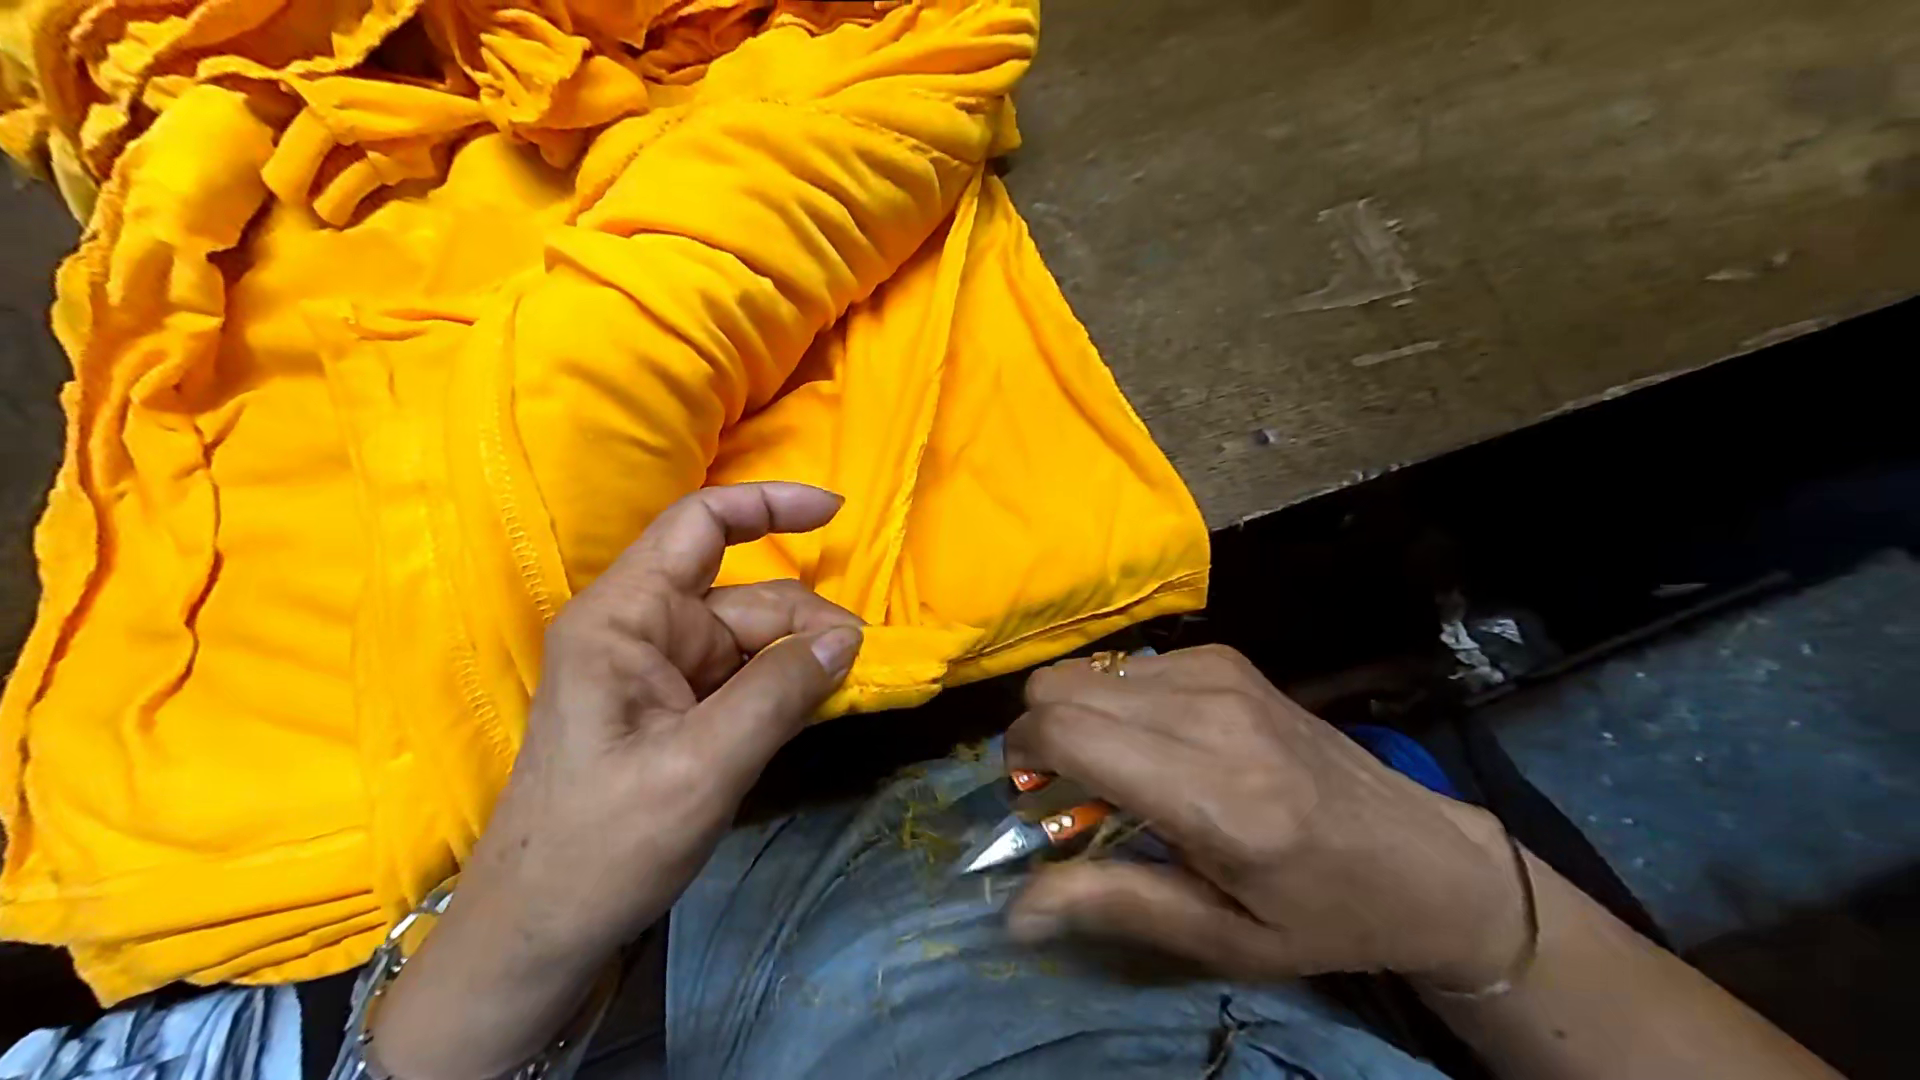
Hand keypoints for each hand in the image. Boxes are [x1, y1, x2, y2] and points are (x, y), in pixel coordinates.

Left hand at [453, 482, 862, 965]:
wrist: (542, 931)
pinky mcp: (680, 706)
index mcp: (626, 619)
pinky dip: (787, 686)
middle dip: (806, 624)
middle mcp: (645, 630)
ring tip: (840, 694)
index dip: (768, 505)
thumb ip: (778, 693)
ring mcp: (664, 670)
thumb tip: (847, 641)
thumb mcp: (702, 768)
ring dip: (802, 661)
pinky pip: (749, 677)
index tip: (835, 512)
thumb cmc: (602, 846)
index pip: (700, 526)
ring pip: (756, 640)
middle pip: (748, 597)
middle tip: (856, 666)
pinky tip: (815, 706)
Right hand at [1002, 646, 1529, 991]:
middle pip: (1057, 685)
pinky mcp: (1222, 656)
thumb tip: (1013, 910)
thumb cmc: (1320, 911)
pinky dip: (1112, 700)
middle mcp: (1209, 712)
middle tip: (1065, 785)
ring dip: (1073, 715)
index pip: (1068, 731)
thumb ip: (1111, 904)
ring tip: (1113, 765)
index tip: (1027, 794)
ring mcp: (1217, 672)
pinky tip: (1154, 740)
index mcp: (1212, 793)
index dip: (1020, 754)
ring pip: (1083, 669)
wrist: (1420, 853)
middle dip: (1036, 733)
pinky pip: (1124, 665)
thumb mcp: (1218, 935)